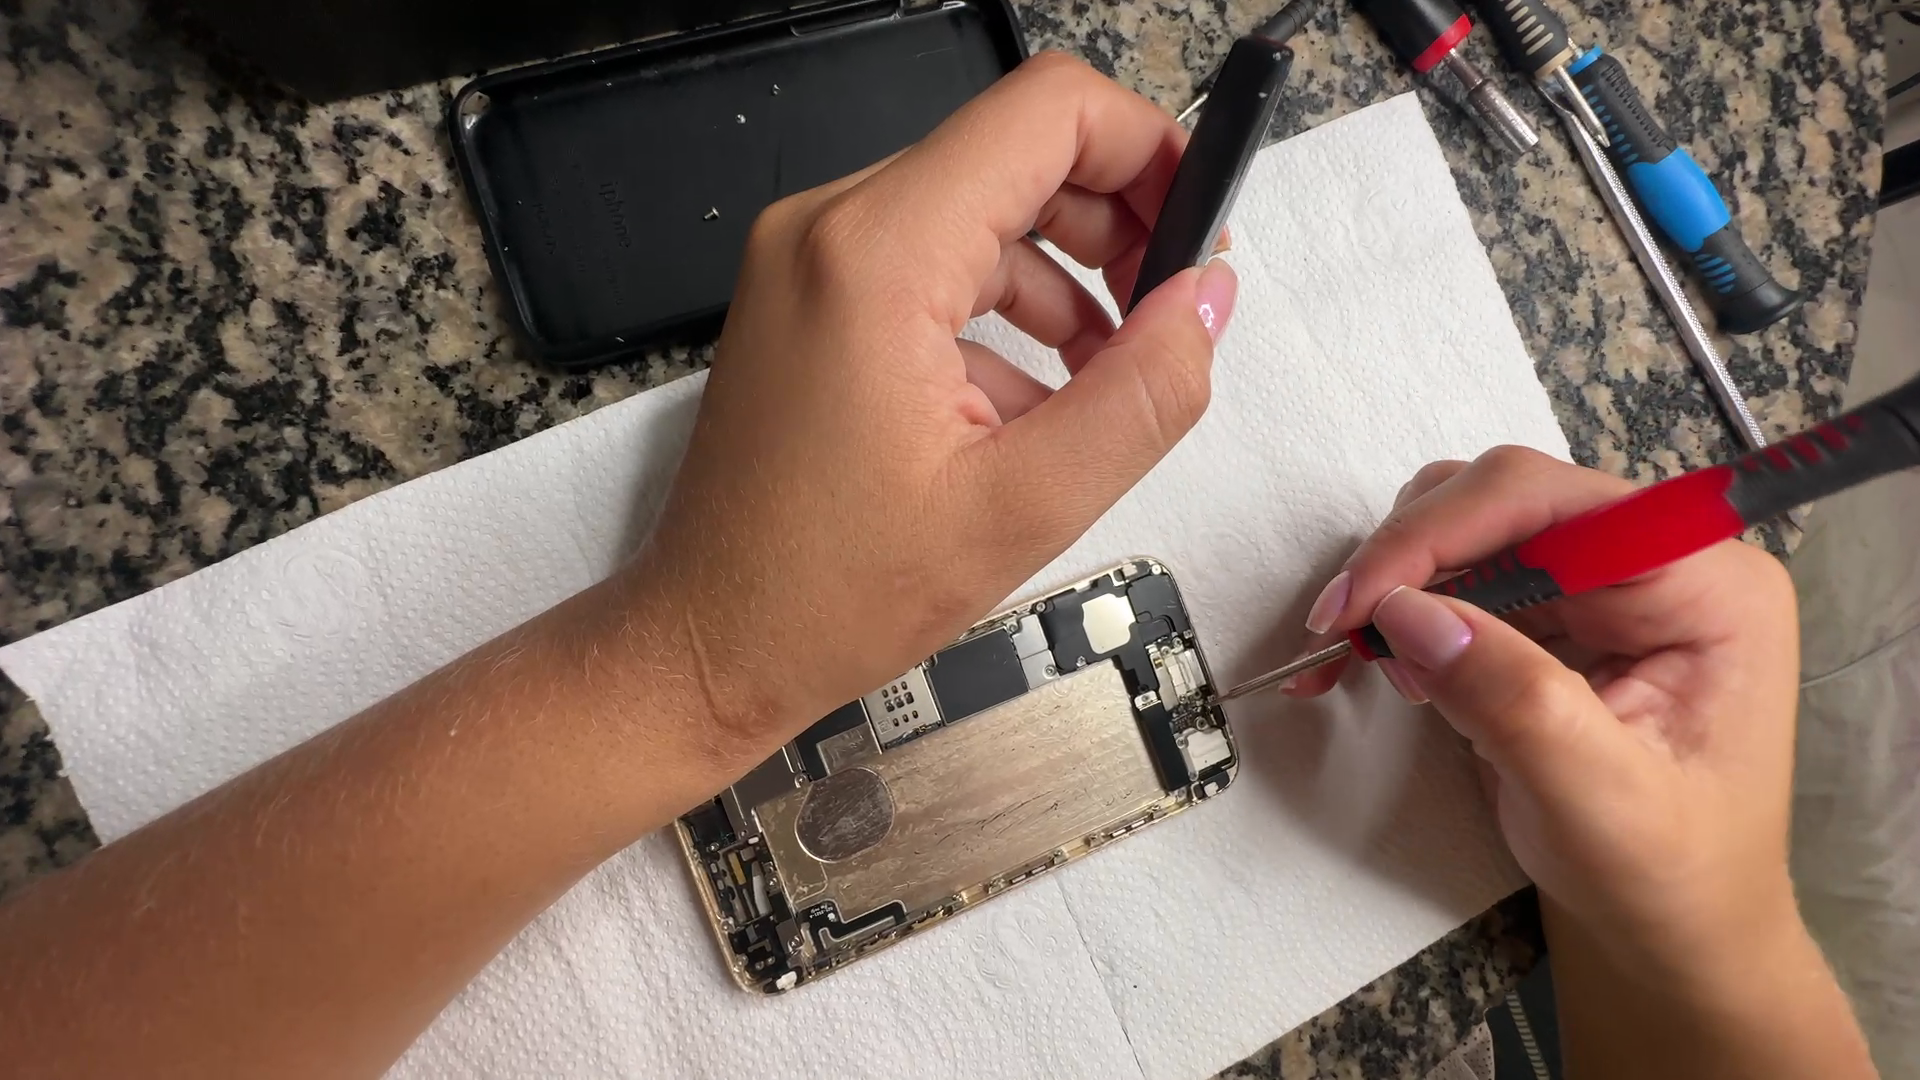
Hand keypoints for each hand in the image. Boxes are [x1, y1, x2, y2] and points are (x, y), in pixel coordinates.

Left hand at [626, 53, 1236, 756]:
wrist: (716, 640)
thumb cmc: (833, 594)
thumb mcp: (1024, 508)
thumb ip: (1143, 396)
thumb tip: (1205, 304)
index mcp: (877, 257)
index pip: (1047, 112)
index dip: (1148, 150)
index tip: (1195, 226)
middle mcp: (826, 234)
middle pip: (1012, 160)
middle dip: (1111, 226)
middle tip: (1162, 312)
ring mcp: (806, 268)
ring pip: (973, 222)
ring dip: (1058, 285)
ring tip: (1097, 379)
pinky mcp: (806, 310)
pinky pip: (926, 274)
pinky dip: (994, 320)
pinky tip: (1019, 406)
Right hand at [1285, 447, 1804, 986]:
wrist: (1658, 909)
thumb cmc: (1659, 867)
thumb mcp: (1596, 800)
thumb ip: (1511, 698)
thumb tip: (1404, 610)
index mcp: (1695, 581)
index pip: (1540, 500)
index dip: (1433, 536)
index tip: (1352, 609)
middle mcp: (1638, 558)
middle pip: (1485, 500)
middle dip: (1398, 561)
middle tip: (1337, 634)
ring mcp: (1582, 578)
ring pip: (1448, 525)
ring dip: (1384, 584)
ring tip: (1363, 659)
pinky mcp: (1532, 604)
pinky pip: (1434, 573)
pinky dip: (1380, 610)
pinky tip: (1362, 660)